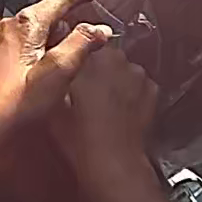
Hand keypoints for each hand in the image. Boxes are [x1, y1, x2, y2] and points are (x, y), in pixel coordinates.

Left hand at [0, 0, 113, 127]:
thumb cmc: (14, 100)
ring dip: (51, 35)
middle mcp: (8, 27)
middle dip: (66, 18)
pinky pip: (19, 44)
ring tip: (68, 49)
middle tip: (86, 27)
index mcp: (26, 24)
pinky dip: (36, 48)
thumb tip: (99, 29)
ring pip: (31, 30)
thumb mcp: (58, 70)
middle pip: (44, 13)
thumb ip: (81, 44)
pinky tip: (42, 65)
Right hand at [52, 45, 159, 188]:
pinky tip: (116, 108)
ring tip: (99, 101)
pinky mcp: (151, 92)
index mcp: (90, 56)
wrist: (112, 164)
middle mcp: (117, 59)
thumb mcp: (51, 101)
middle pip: (102, 51)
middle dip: (93, 65)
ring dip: (111, 77)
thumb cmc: (79, 136)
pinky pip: (136, 83)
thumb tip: (49, 59)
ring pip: (120, 67)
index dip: (73, 52)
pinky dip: (128, 91)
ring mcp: (137, 75)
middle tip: (81, 88)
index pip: (81, 37)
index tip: (69, 65)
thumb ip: (52, 72)